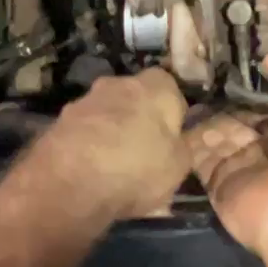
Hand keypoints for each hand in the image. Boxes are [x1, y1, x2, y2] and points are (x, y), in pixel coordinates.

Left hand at [30, 69, 189, 220]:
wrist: (68, 185)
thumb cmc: (137, 167)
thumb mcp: (179, 164)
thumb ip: (193, 145)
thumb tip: (209, 131)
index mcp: (156, 84)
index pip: (174, 94)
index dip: (175, 120)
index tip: (174, 145)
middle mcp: (120, 82)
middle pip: (138, 103)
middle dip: (141, 125)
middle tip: (145, 160)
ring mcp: (86, 100)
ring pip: (108, 117)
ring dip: (112, 136)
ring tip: (114, 174)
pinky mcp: (59, 122)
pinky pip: (83, 134)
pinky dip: (88, 149)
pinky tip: (89, 176)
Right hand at [187, 55, 267, 260]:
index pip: (262, 104)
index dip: (245, 86)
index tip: (222, 64)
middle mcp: (264, 147)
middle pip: (235, 118)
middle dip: (217, 101)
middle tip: (191, 75)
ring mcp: (239, 167)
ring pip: (214, 136)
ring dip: (199, 117)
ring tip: (176, 90)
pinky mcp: (218, 186)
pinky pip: (199, 161)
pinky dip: (186, 143)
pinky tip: (171, 118)